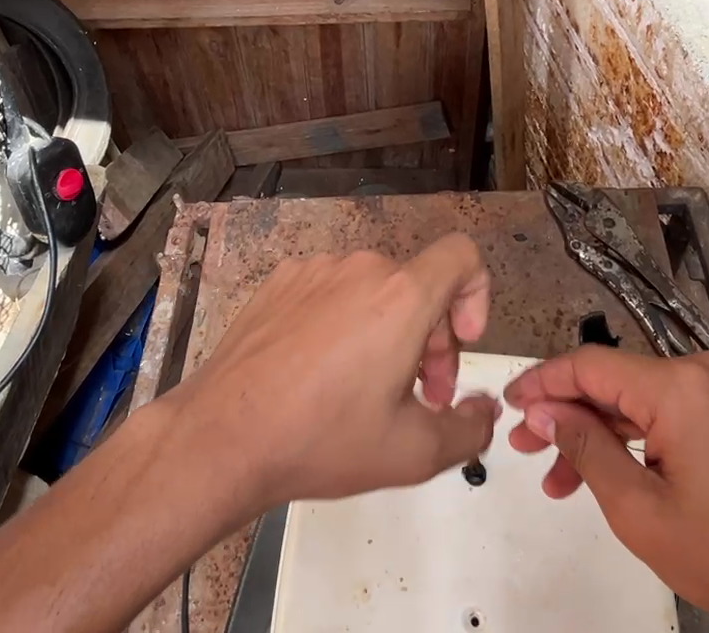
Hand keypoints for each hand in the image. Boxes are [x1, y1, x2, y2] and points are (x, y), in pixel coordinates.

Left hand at [161, 233, 499, 508]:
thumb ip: (470, 428)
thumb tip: (485, 408)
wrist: (223, 436)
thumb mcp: (413, 452)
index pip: (462, 255)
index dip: (476, 294)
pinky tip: (319, 370)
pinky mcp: (279, 281)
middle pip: (419, 284)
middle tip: (416, 395)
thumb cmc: (323, 439)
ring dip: (386, 330)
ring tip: (363, 388)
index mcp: (401, 296)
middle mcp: (360, 268)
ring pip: (374, 289)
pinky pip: (330, 290)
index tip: (461, 342)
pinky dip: (342, 320)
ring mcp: (313, 270)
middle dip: (430, 337)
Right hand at [503, 348, 708, 631]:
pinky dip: (635, 438)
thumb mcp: (638, 510)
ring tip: (560, 478)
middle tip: (525, 449)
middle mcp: (705, 374)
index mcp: (680, 388)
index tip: (509, 403)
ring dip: (598, 432)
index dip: (542, 382)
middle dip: (566, 415)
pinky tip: (608, 471)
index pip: (589, 365)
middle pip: (614, 380)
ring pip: (639, 399)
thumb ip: (584, 448)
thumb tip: (543, 411)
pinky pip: (670, 412)